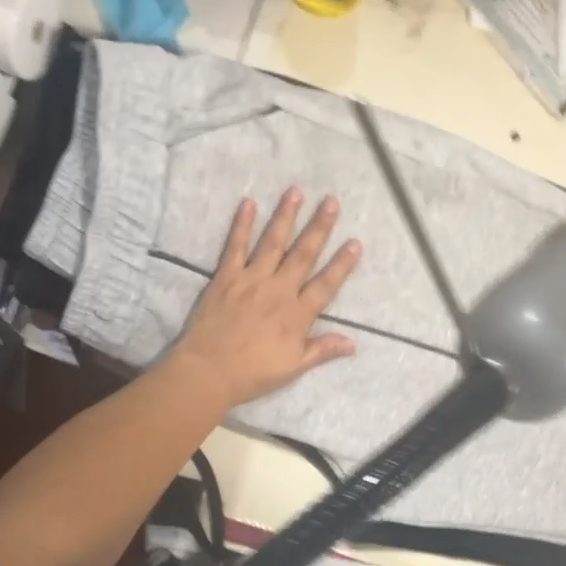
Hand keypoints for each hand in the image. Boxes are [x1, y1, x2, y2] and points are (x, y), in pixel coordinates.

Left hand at [166, 188, 362, 407]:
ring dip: (285, 216)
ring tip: (295, 192)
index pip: (326, 285)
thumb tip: (353, 343)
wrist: (210, 371)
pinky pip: (235, 246)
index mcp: (297, 315)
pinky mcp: (226, 278)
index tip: (355, 243)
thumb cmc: (253, 374)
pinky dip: (242, 224)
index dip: (342, 264)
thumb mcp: (294, 368)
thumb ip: (322, 350)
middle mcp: (278, 290)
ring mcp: (251, 280)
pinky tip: (248, 204)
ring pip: (273, 243)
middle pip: (303, 254)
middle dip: (319, 227)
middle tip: (331, 202)